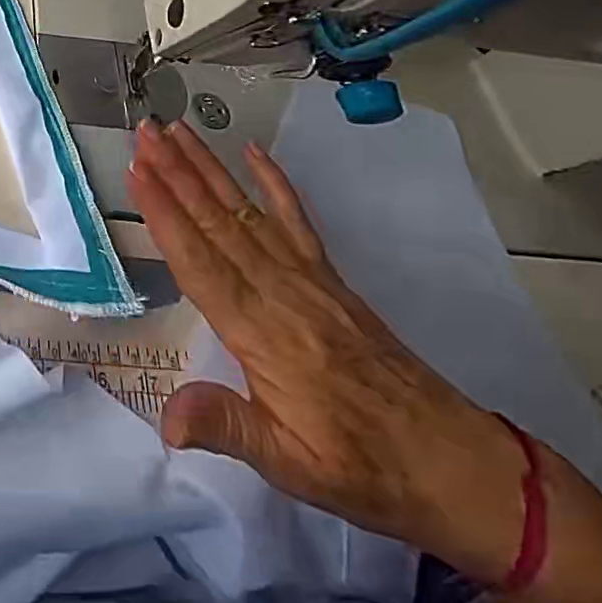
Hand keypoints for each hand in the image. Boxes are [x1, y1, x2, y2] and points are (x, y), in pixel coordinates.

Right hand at [125, 119, 526, 582]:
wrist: (463, 471)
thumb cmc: (362, 467)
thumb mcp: (292, 465)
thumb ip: (227, 428)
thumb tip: (165, 420)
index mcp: (264, 334)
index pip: (202, 262)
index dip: (165, 214)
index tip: (138, 172)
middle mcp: (284, 295)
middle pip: (219, 223)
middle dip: (176, 173)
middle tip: (144, 131)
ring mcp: (311, 281)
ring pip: (248, 213)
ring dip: (208, 169)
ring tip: (176, 131)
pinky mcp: (331, 280)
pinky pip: (299, 223)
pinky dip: (275, 184)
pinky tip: (253, 154)